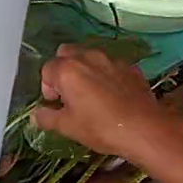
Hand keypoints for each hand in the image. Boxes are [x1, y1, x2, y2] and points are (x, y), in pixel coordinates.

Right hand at [34, 44, 182, 163]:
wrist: (145, 129)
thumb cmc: (100, 127)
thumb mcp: (67, 127)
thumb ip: (46, 117)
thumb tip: (37, 114)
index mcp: (66, 70)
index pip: (46, 70)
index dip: (48, 89)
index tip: (56, 104)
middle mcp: (87, 57)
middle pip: (66, 53)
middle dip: (63, 70)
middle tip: (69, 93)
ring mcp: (110, 60)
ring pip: (89, 56)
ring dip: (84, 69)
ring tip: (90, 93)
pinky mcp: (129, 67)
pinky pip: (110, 65)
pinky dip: (105, 74)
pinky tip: (111, 95)